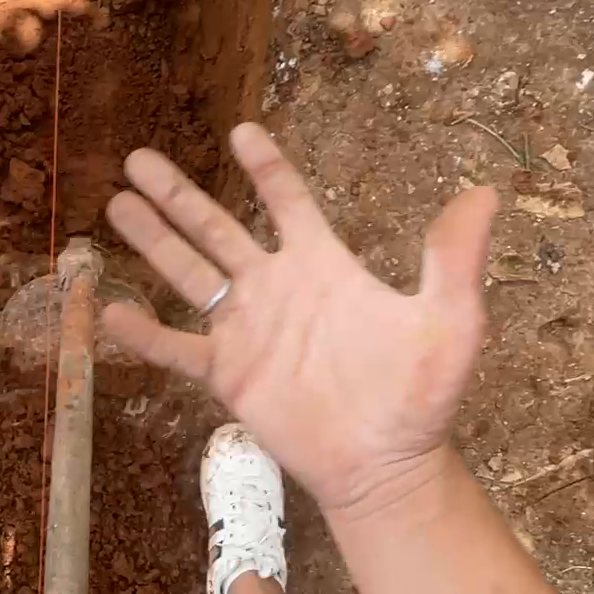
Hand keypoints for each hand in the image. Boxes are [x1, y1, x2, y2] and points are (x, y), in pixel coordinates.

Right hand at [102, 122, 496, 522]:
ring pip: (188, 274)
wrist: (383, 463)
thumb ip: (452, 261)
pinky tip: (110, 312)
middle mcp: (274, 288)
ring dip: (152, 241)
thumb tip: (483, 192)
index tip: (239, 131)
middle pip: (216, 228)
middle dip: (178, 194)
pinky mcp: (226, 374)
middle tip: (138, 160)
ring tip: (115, 207)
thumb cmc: (418, 396)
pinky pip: (176, 348)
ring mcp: (244, 330)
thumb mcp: (448, 323)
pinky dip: (144, 334)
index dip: (265, 166)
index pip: (287, 201)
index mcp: (321, 265)